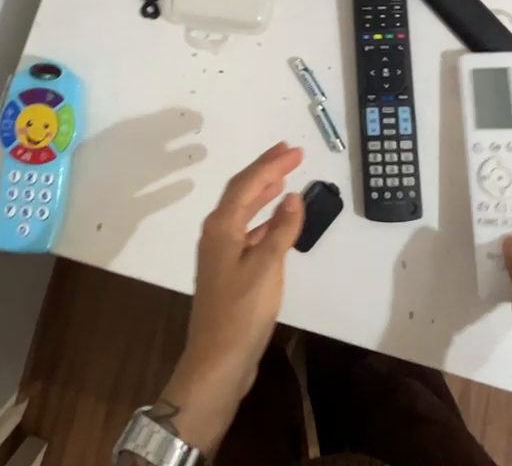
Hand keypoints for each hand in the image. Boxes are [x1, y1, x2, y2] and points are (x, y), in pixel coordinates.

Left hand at [155, 142, 304, 452]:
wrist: (217, 362)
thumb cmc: (241, 312)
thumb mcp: (267, 268)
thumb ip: (281, 230)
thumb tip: (292, 195)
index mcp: (221, 227)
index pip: (247, 183)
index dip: (271, 164)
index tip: (295, 149)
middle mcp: (216, 233)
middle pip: (241, 192)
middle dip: (265, 171)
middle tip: (290, 154)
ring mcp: (220, 252)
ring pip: (243, 210)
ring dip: (263, 192)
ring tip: (283, 178)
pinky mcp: (228, 270)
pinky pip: (246, 229)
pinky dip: (263, 219)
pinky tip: (276, 221)